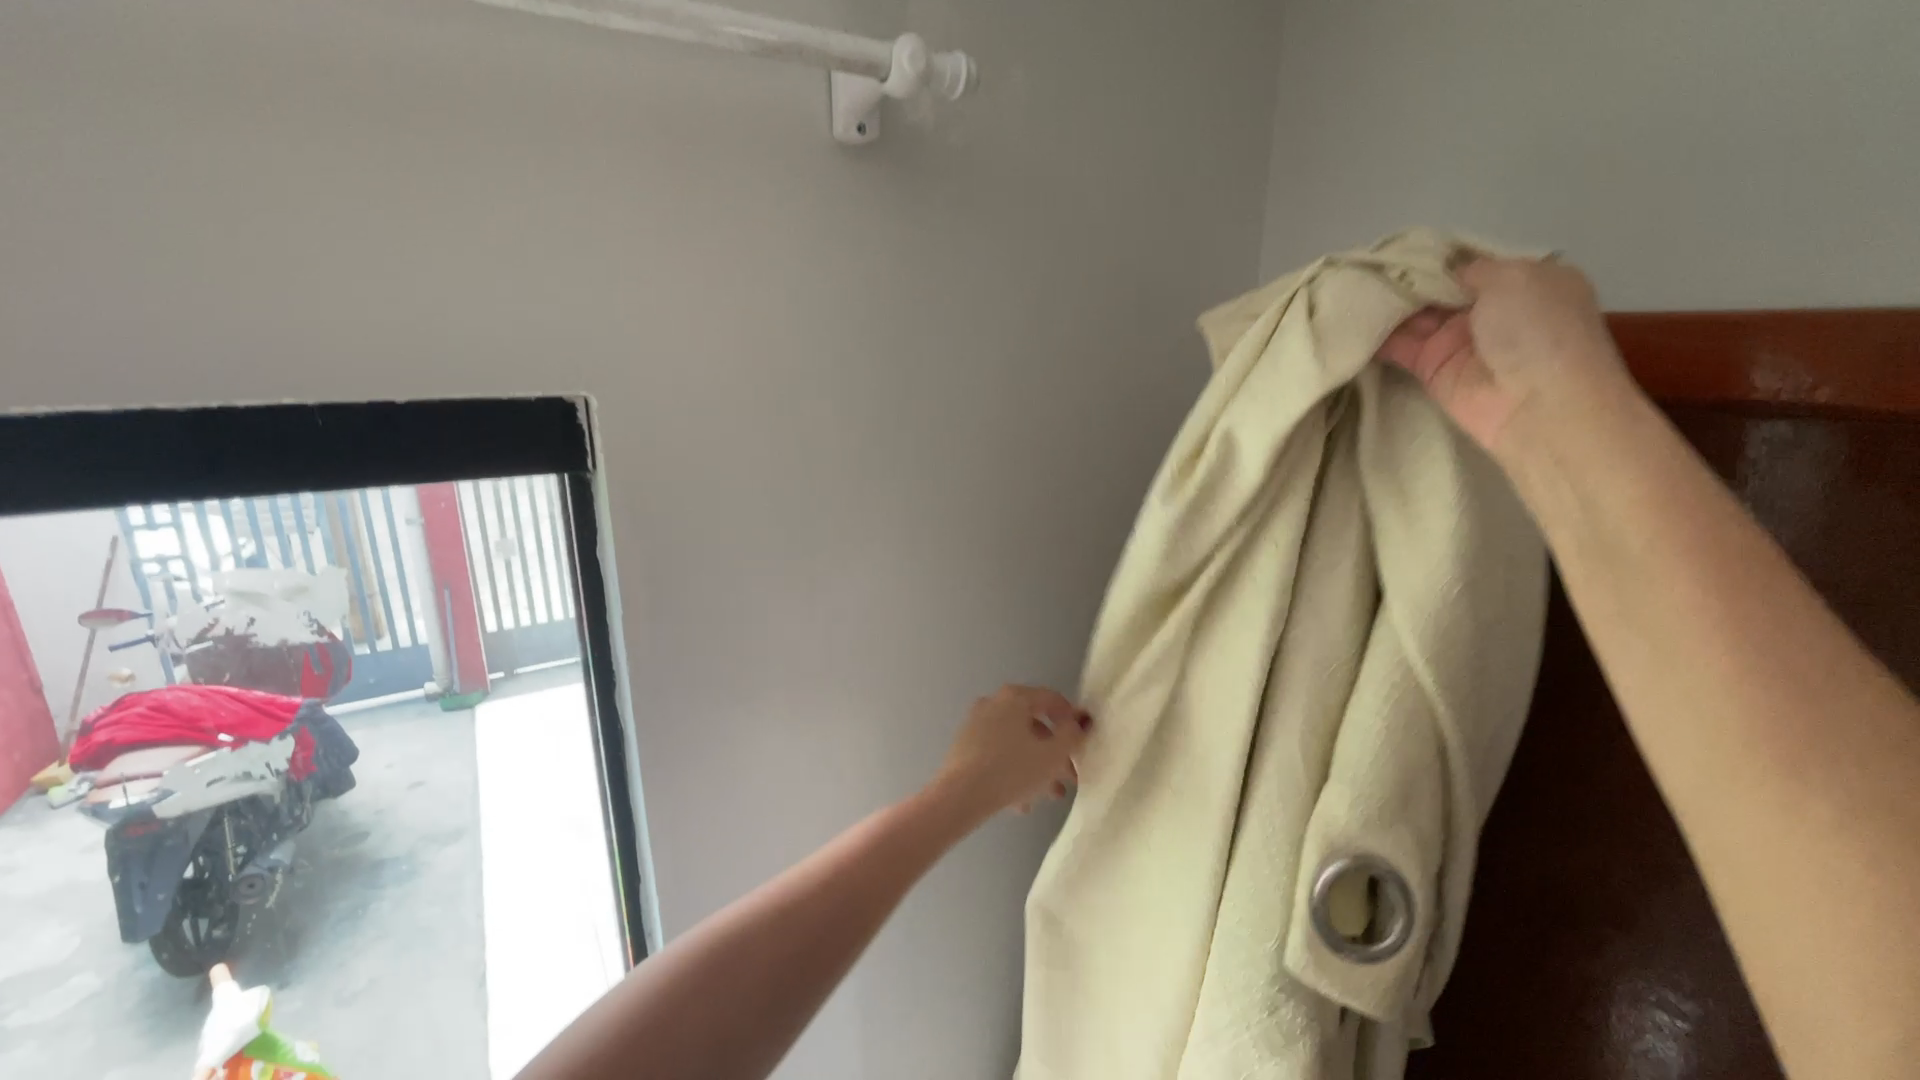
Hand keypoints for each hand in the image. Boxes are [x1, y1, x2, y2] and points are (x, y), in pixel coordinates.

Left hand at [932, 685, 1090, 818]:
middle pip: (1033, 726)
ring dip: (1036, 767)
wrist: (961, 796)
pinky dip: (1013, 771)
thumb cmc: (1013, 770)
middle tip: (1068, 778)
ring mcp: (975, 725)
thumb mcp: (1053, 755)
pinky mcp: (964, 747)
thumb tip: (1081, 721)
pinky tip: (1021, 801)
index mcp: (1015, 697)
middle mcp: (993, 704)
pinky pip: (997, 755)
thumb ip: (1072, 735)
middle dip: (1054, 754)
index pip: (1052, 700)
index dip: (1071, 720)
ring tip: (1048, 796)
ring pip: (1016, 744)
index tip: (1081, 742)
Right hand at [1375, 256, 1632, 453]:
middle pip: (1438, 288)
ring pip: (1415, 315)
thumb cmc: (1537, 329)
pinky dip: (1376, 335)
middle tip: (1366, 263)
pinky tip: (1350, 319)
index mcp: (1522, 282)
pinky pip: (1398, 346)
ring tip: (1349, 287)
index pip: (1473, 263)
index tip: (1403, 245)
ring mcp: (1458, 341)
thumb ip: (1474, 268)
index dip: (1440, 255)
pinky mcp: (1430, 369)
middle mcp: (1490, 310)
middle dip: (1407, 276)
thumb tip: (1443, 269)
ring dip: (1387, 302)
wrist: (1535, 403)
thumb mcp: (1516, 277)